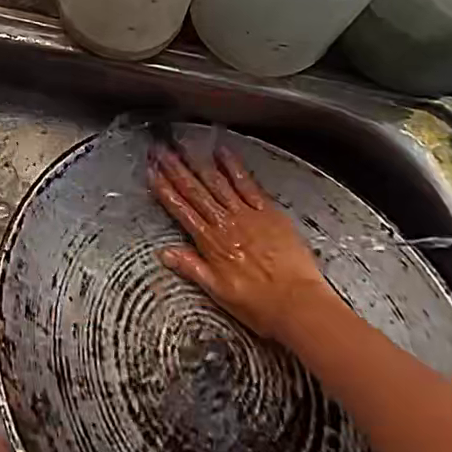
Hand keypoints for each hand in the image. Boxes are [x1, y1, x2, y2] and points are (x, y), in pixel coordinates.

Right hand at [147, 142, 341, 340]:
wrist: (300, 305)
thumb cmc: (261, 305)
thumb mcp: (220, 293)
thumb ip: (192, 268)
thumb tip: (165, 253)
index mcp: (211, 242)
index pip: (181, 209)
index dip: (164, 189)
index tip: (151, 171)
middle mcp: (225, 223)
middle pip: (194, 190)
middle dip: (175, 168)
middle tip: (160, 150)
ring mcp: (247, 214)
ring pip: (216, 182)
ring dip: (197, 162)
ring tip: (183, 146)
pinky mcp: (268, 212)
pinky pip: (246, 183)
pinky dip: (233, 166)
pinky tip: (222, 152)